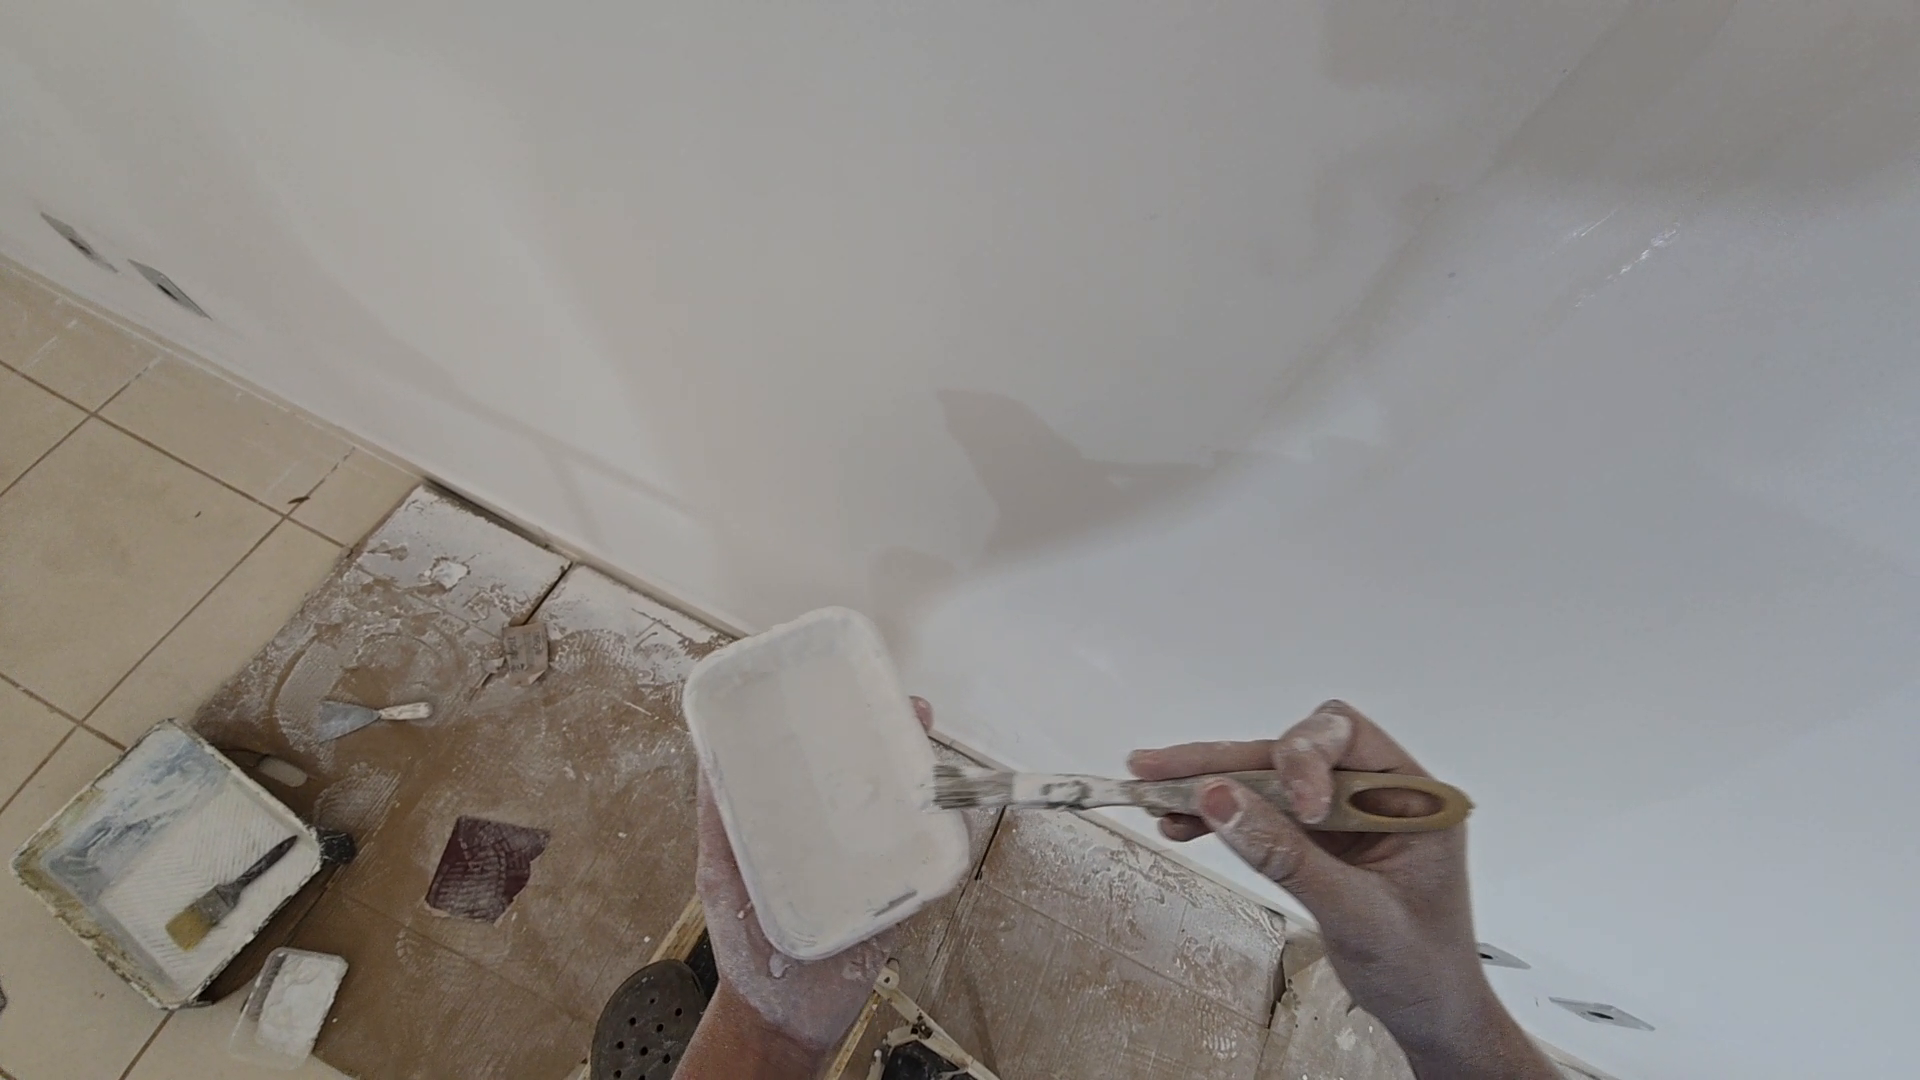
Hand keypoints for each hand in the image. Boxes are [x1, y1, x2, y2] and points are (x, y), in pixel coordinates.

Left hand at [680, 696, 937, 1075]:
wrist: (783, 1017)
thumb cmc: (747, 942)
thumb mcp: (721, 872)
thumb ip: (718, 820)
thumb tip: (709, 757)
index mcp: (807, 814)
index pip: (832, 756)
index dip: (846, 717)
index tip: (853, 685)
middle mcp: (846, 827)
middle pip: (878, 769)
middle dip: (896, 732)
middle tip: (907, 708)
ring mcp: (877, 855)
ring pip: (909, 801)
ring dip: (923, 768)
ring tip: (924, 738)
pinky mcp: (902, 888)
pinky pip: (930, 851)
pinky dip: (945, 823)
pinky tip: (946, 800)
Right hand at [1127, 700, 1555, 1079]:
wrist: (1427, 1015)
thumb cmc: (1418, 970)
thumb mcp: (1357, 916)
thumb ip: (1285, 855)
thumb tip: (1214, 799)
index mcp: (1407, 792)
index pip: (1344, 735)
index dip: (1304, 755)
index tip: (1298, 810)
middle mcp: (1365, 787)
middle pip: (1283, 750)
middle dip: (1221, 762)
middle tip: (1156, 767)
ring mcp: (1333, 808)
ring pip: (1258, 776)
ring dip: (1205, 784)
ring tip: (1148, 790)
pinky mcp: (1306, 830)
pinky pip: (1253, 807)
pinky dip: (1215, 815)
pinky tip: (1175, 823)